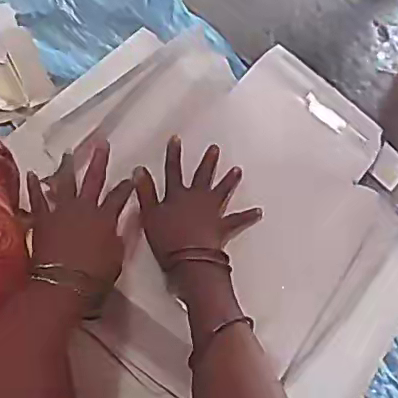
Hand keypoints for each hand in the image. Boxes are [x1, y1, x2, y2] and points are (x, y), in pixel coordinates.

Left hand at [26, 145, 135, 288]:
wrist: (63, 283)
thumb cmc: (95, 276)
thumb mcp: (116, 258)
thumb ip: (118, 239)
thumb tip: (118, 229)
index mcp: (106, 218)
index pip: (120, 196)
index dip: (127, 186)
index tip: (132, 176)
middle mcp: (84, 208)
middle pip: (94, 179)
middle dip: (99, 161)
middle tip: (102, 144)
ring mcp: (61, 211)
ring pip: (65, 183)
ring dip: (67, 167)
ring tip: (68, 153)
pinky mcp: (42, 219)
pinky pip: (36, 198)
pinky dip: (34, 186)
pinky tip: (32, 174)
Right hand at [134, 137, 261, 259]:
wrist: (189, 258)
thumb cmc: (166, 238)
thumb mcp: (149, 214)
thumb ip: (145, 192)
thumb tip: (139, 170)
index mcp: (177, 195)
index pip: (173, 170)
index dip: (174, 154)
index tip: (176, 139)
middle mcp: (197, 198)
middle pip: (203, 176)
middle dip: (208, 162)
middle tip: (215, 149)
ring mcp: (212, 211)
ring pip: (222, 191)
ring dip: (229, 181)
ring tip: (237, 171)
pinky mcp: (223, 226)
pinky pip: (238, 220)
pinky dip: (248, 216)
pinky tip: (258, 212)